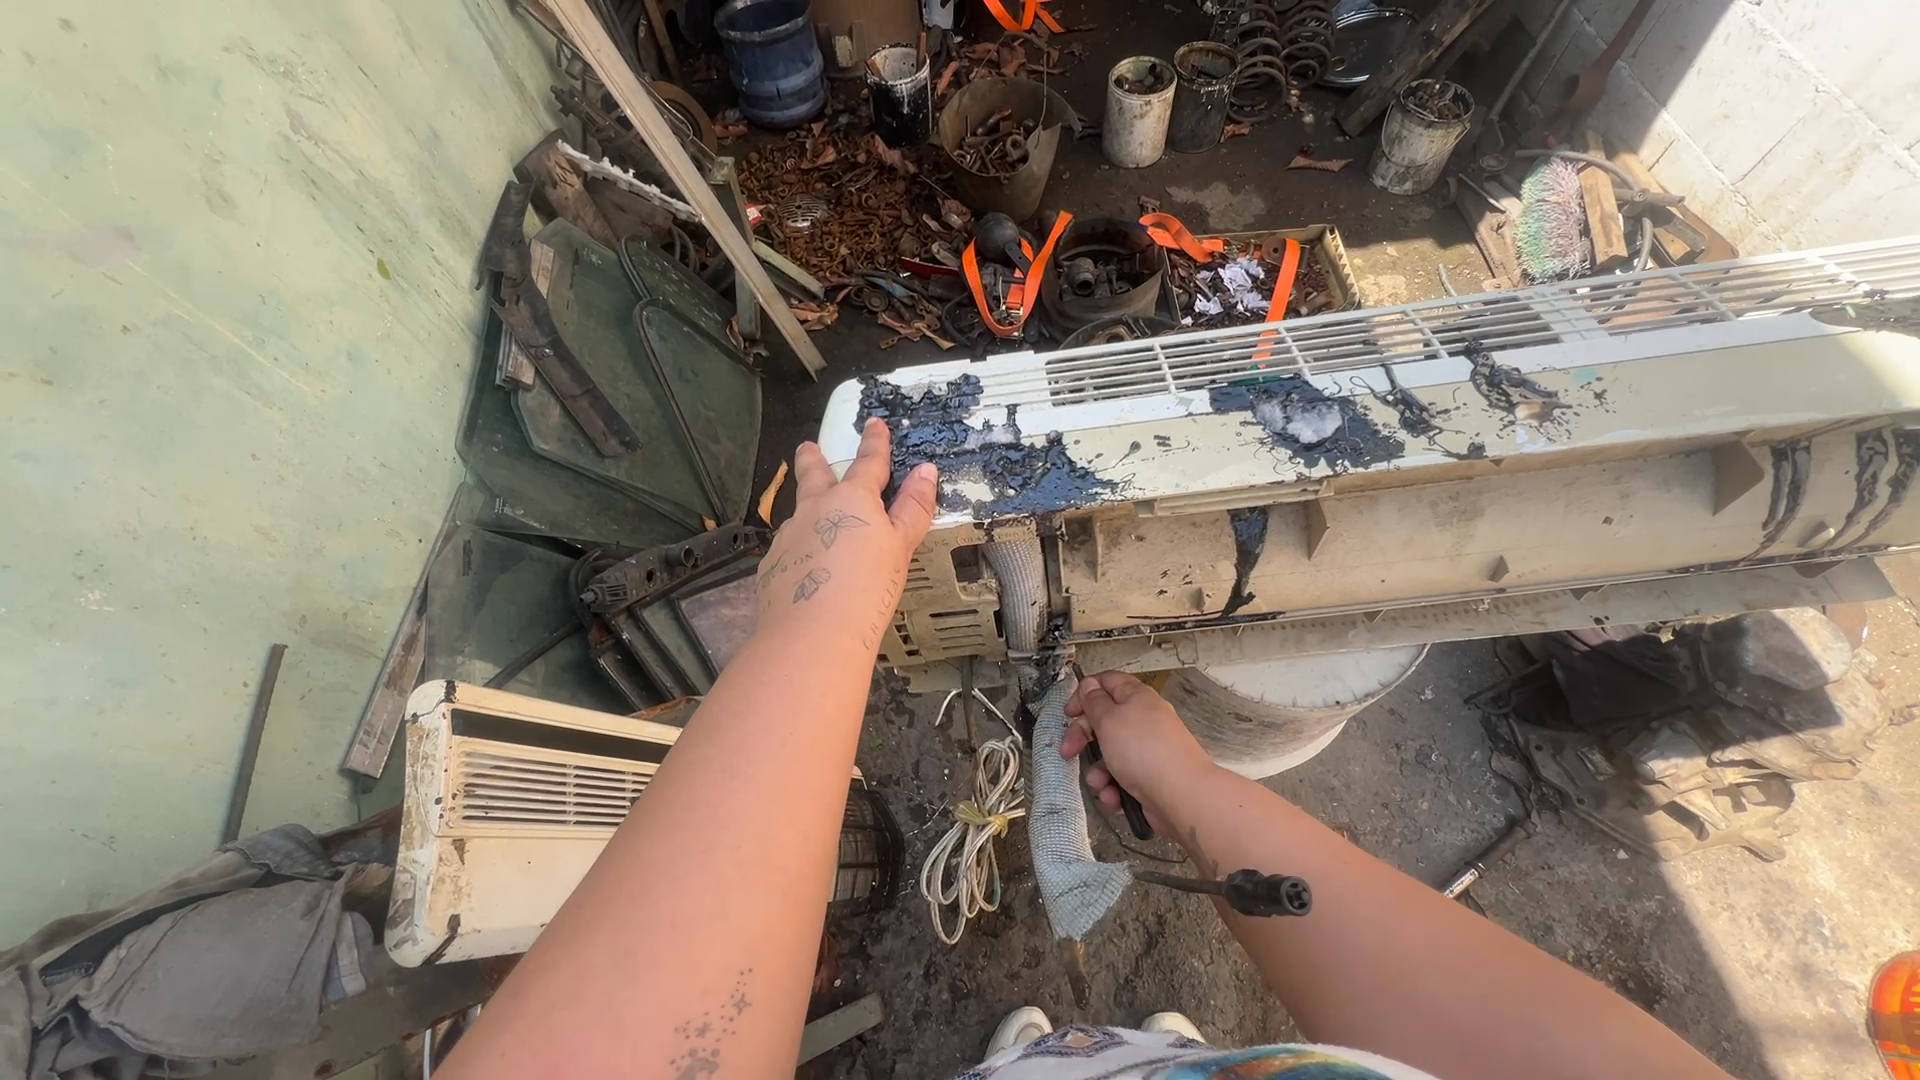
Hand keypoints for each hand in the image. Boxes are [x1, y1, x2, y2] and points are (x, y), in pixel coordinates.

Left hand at [753, 418, 937, 653]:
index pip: (868, 463)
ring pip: (798, 515)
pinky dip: (798, 553)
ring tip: (812, 521)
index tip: (873, 422)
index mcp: (851, 500)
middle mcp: (814, 510)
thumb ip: (913, 508)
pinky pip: (787, 551)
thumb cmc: (867, 587)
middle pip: (814, 476)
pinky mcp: (772, 567)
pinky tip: (805, 572)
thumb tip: (926, 471)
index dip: (874, 442)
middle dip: (813, 459)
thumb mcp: (901, 546)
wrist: (813, 632)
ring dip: (806, 511)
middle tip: (808, 448)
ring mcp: (788, 537)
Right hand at [1061, 671, 1217, 825]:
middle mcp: (1144, 720)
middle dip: (1083, 738)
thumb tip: (1089, 686)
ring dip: (1097, 770)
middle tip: (1069, 750)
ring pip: (1110, 754)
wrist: (1182, 796)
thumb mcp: (1109, 720)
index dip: (1084, 694)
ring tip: (1099, 782)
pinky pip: (1122, 778)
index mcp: (1137, 697)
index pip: (1106, 682)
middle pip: (1104, 721)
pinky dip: (1113, 787)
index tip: (1069, 712)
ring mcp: (1148, 750)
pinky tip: (1113, 796)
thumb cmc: (1145, 752)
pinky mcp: (1150, 776)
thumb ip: (1094, 702)